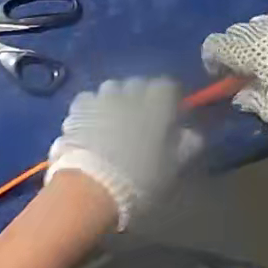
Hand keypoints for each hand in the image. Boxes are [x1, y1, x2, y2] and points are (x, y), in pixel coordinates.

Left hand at [46, 78, 196, 231]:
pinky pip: (88, 99)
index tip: (169, 113)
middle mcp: (129, 93)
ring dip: (115, 99)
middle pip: (137, 84)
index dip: (168, 98)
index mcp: (158, 105)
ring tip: (114, 119)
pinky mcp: (77, 106)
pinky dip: (92, 107)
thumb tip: (190, 133)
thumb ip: (186, 144)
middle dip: (141, 96)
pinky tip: (91, 123)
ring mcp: (101, 97)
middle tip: (141, 118)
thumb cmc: (141, 178)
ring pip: (111, 88)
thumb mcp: (173, 166)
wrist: (93, 184)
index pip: (167, 86)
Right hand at [200, 4, 267, 150]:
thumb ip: (249, 97)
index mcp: (248, 48)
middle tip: (246, 69)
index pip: (215, 45)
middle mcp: (267, 28)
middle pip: (238, 31)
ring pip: (265, 22)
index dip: (213, 60)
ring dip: (262, 37)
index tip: (221, 76)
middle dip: (236, 48)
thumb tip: (242, 93)